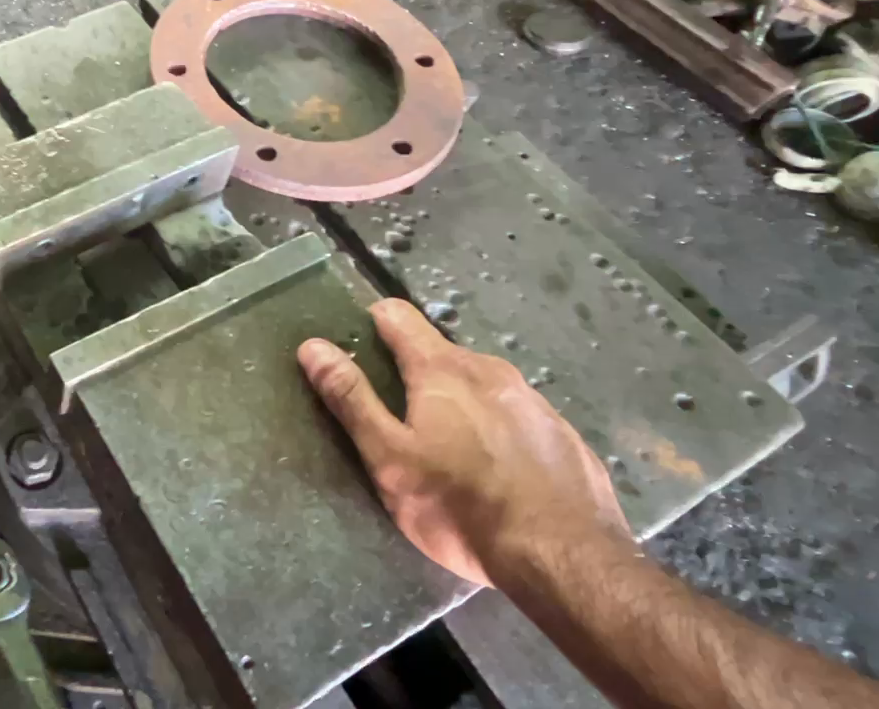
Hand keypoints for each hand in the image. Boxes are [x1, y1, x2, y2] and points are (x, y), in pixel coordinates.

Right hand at [297, 298, 630, 586]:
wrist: (566, 564)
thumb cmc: (460, 505)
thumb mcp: (388, 456)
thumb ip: (350, 397)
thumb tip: (312, 346)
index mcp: (442, 369)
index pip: (398, 314)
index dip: (372, 323)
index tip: (359, 350)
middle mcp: (490, 371)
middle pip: (439, 351)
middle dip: (414, 373)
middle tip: (399, 419)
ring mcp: (534, 401)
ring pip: (480, 384)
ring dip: (458, 401)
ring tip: (448, 450)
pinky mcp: (564, 436)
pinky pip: (515, 415)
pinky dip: (496, 429)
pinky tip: (496, 472)